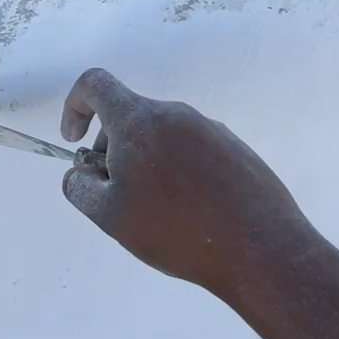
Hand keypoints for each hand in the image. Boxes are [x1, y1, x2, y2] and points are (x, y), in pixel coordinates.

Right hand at [59, 68, 320, 301]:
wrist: (265, 254)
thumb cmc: (176, 231)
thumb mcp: (109, 215)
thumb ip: (78, 186)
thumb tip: (79, 172)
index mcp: (139, 120)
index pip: (94, 84)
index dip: (74, 106)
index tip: (75, 141)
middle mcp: (175, 114)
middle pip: (127, 115)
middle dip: (111, 148)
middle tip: (117, 193)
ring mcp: (211, 131)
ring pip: (160, 135)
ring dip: (145, 162)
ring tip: (158, 211)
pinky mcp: (238, 151)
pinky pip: (192, 150)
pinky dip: (178, 171)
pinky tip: (193, 214)